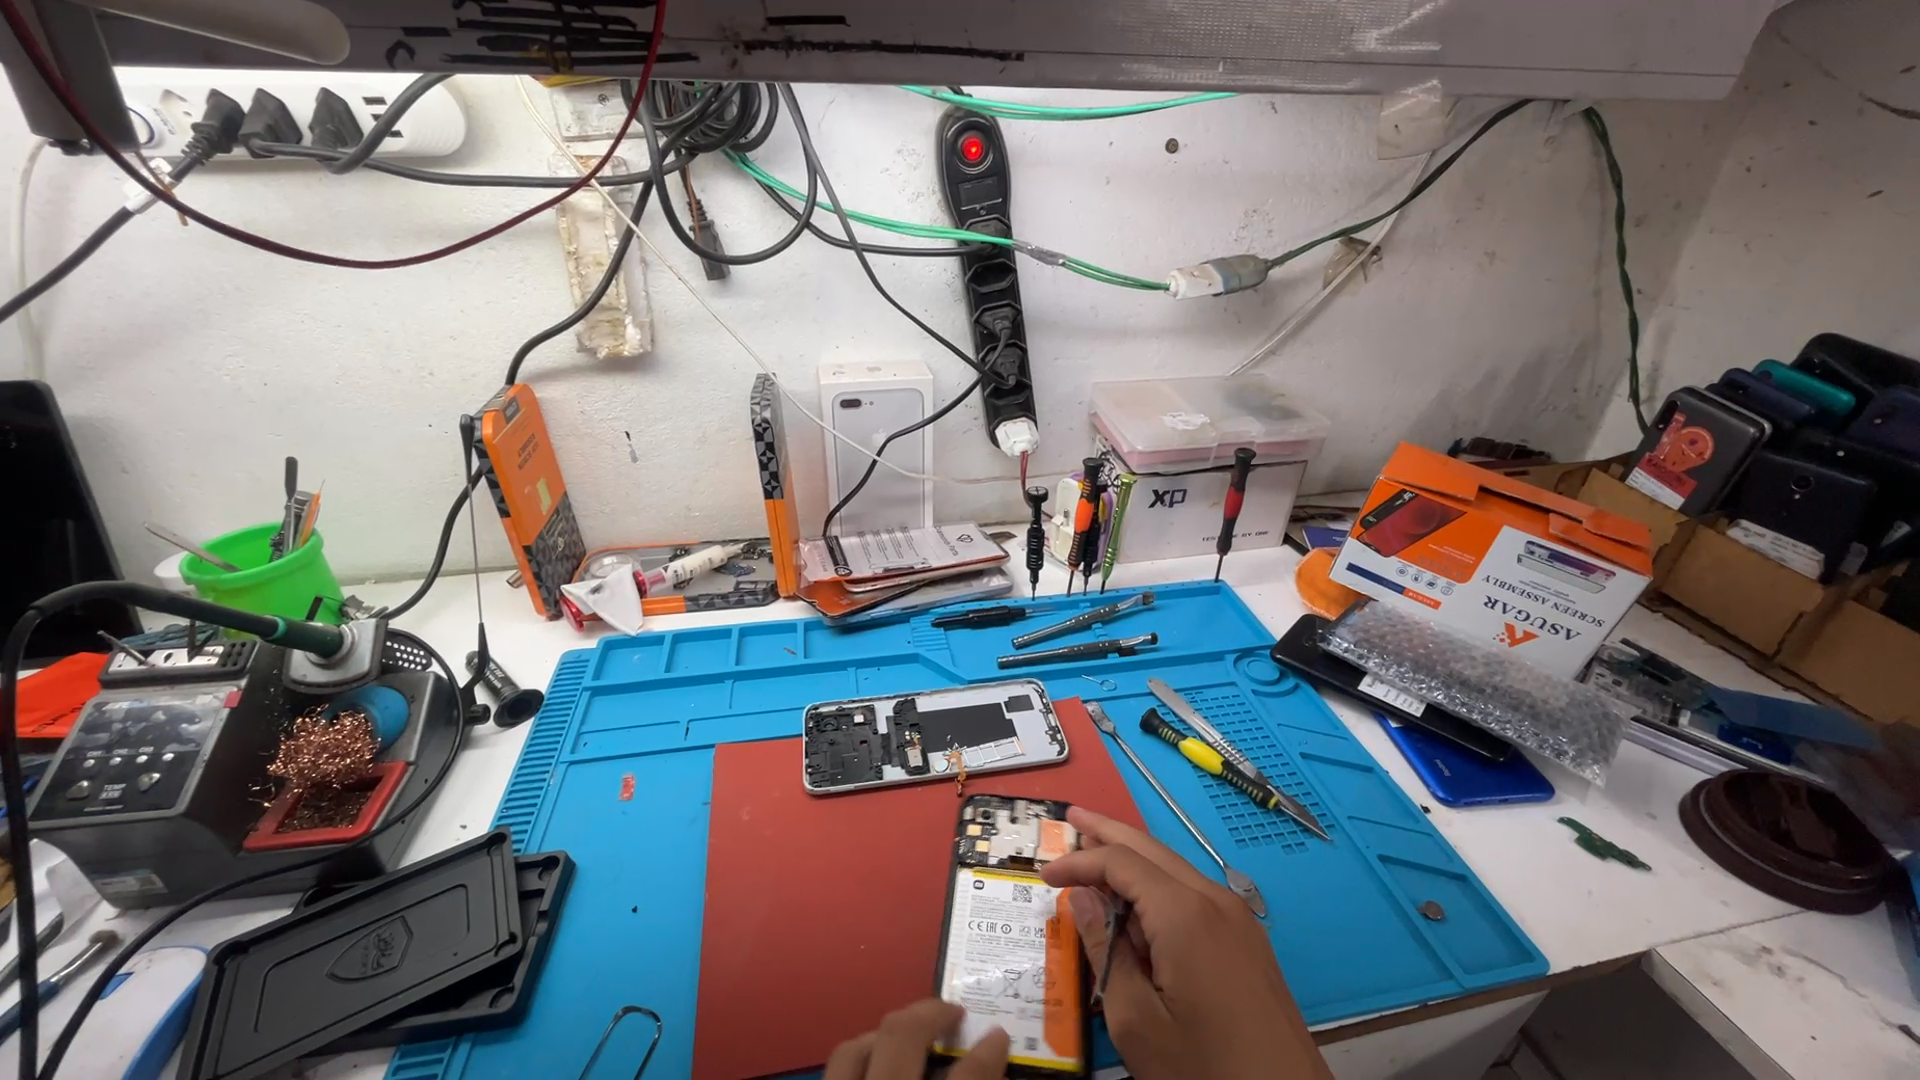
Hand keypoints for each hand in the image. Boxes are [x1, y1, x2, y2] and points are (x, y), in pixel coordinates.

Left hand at [824, 998, 1009, 1079]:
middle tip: (953, 1011)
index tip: (999, 1035)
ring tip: (911, 1032)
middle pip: (901, 1038)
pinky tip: (877, 1063)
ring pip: (854, 1049)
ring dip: (885, 1034)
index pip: (967, 1078)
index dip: (988, 1054)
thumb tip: (992, 1063)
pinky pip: (835, 1070)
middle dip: (929, 1015)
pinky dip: (859, 1058)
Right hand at [1041, 807, 1330, 1079]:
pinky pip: (1192, 894)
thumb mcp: (1136, 1020)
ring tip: (1096, 847)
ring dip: (1132, 857)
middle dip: (1108, 831)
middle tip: (1072, 815)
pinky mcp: (1247, 939)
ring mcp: (1237, 918)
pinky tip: (1137, 900)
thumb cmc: (1203, 1066)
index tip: (1045, 875)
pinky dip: (1156, 884)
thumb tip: (1086, 899)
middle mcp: (1214, 900)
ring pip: (1173, 868)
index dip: (1079, 862)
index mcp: (1184, 913)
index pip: (1120, 862)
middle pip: (1150, 849)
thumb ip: (1106, 950)